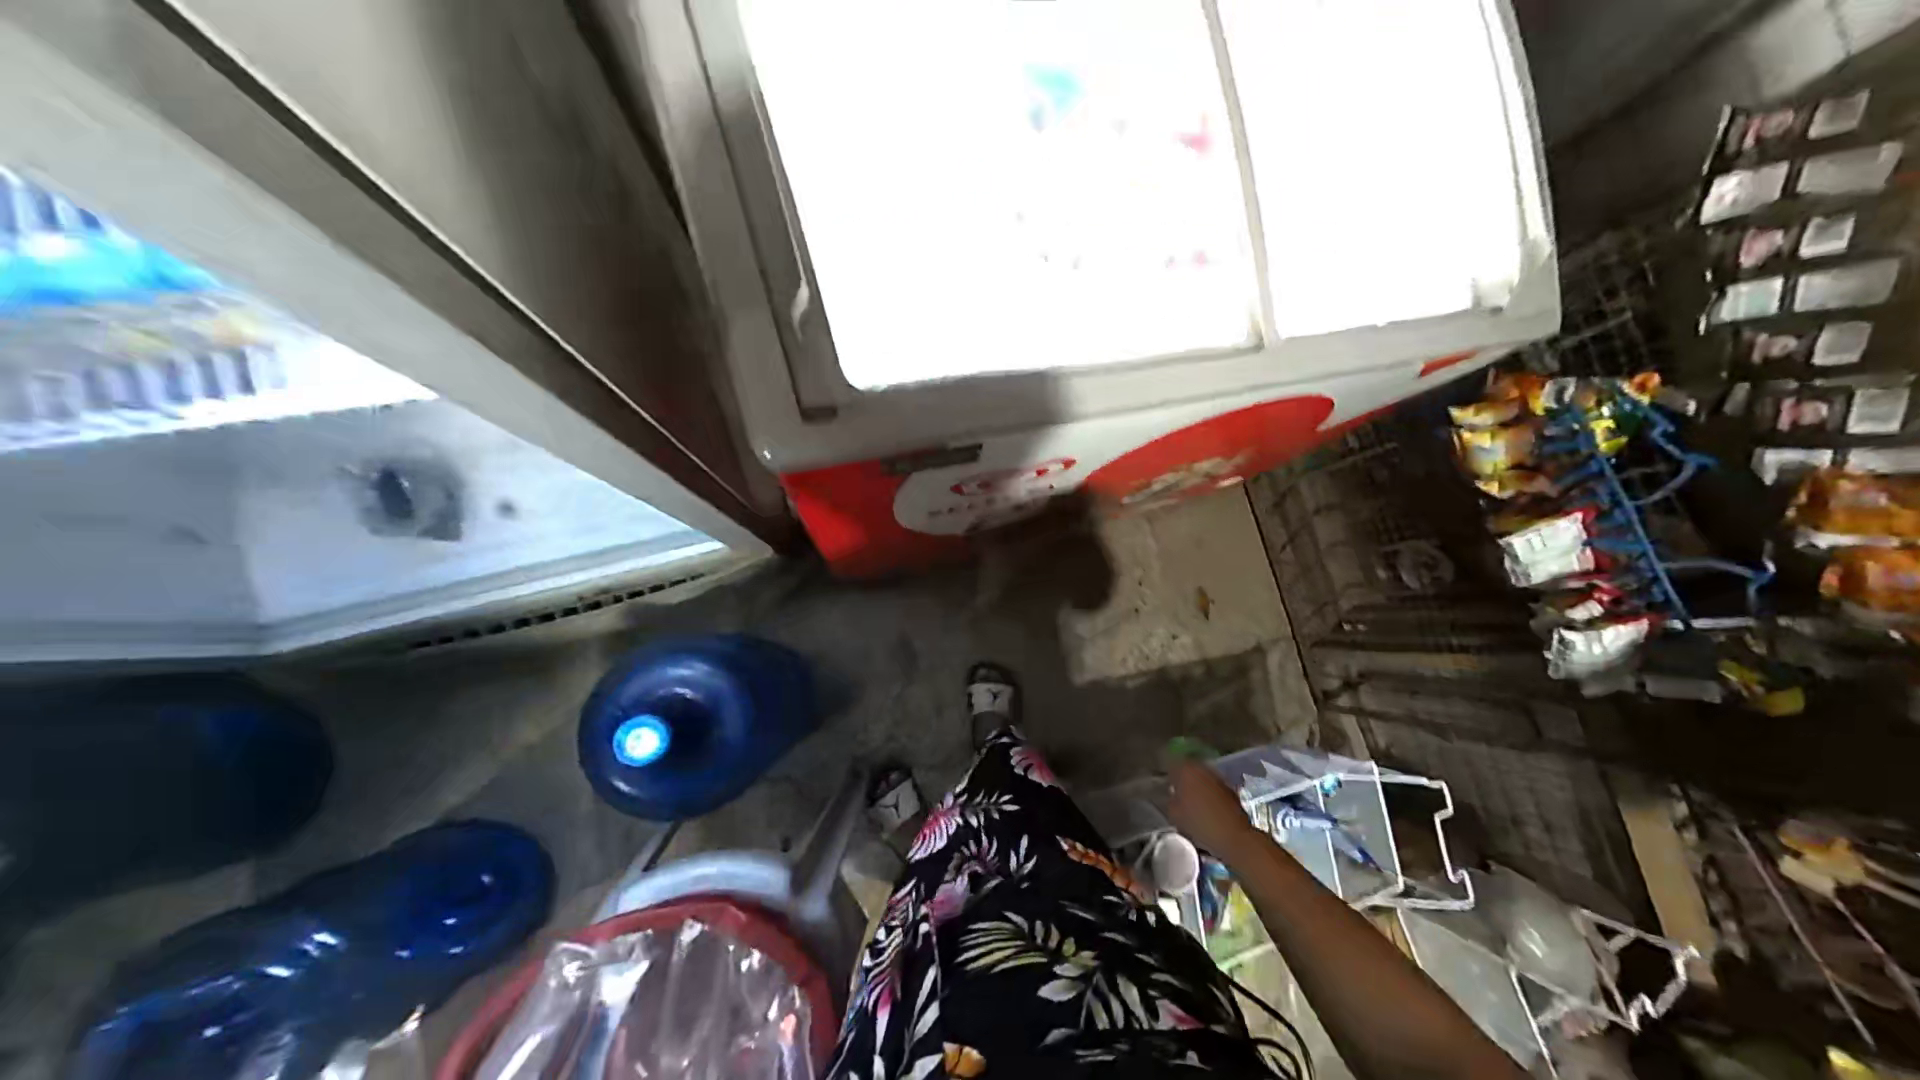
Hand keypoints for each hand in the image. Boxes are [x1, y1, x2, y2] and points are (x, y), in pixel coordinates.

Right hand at [1165, 758, 1259, 857]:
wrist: (1234, 836)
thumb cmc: (1199, 823)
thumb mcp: (1174, 814)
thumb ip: (1171, 800)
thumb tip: (1174, 796)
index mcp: (1186, 770)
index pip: (1172, 766)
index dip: (1168, 777)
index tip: (1167, 788)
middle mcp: (1203, 769)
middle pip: (1189, 770)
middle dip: (1184, 780)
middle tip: (1179, 796)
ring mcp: (1219, 779)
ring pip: (1203, 779)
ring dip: (1198, 788)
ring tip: (1194, 804)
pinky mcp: (1232, 790)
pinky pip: (1214, 789)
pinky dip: (1210, 796)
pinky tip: (1208, 810)